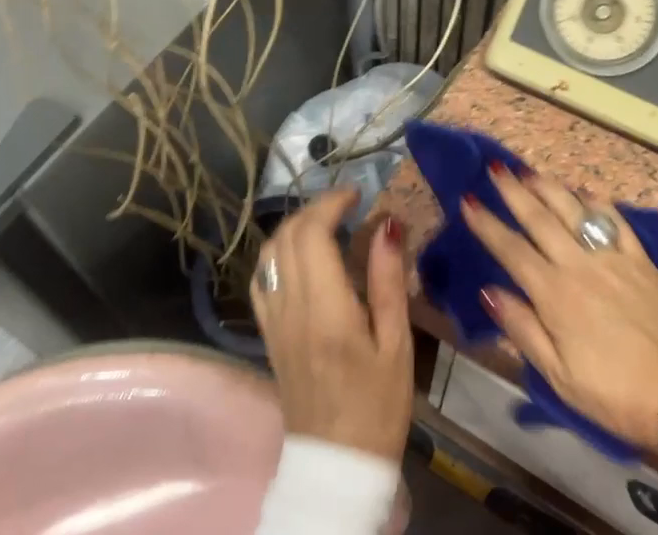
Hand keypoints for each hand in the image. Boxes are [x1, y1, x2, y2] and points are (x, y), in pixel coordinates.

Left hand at [250, 188, 413, 462]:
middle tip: (347, 205)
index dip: (330, 203)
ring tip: (326, 225)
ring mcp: (273, 323)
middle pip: (285, 237)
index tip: (357, 193)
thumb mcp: (396, 344)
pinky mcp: (267, 336)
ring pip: (267, 255)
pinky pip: (261, 281)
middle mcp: (290, 310)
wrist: (336, 462)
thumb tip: (387, 226)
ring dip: (293, 228)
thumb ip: (388, 282)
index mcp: (326, 311)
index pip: (311, 235)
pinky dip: (277, 255)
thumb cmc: (379, 405)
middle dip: (313, 209)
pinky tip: (301, 258)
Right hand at [461, 163, 657, 452]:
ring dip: (550, 187)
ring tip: (529, 171)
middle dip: (513, 192)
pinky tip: (585, 191)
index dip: (487, 225)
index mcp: (554, 295)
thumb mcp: (559, 375)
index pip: (512, 250)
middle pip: (540, 220)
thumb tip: (489, 291)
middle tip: (494, 168)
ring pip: (575, 211)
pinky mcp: (642, 260)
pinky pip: (615, 221)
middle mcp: (580, 265)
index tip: (467, 202)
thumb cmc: (615, 393)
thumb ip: (524, 329)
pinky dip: (597, 202)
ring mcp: (613, 258)